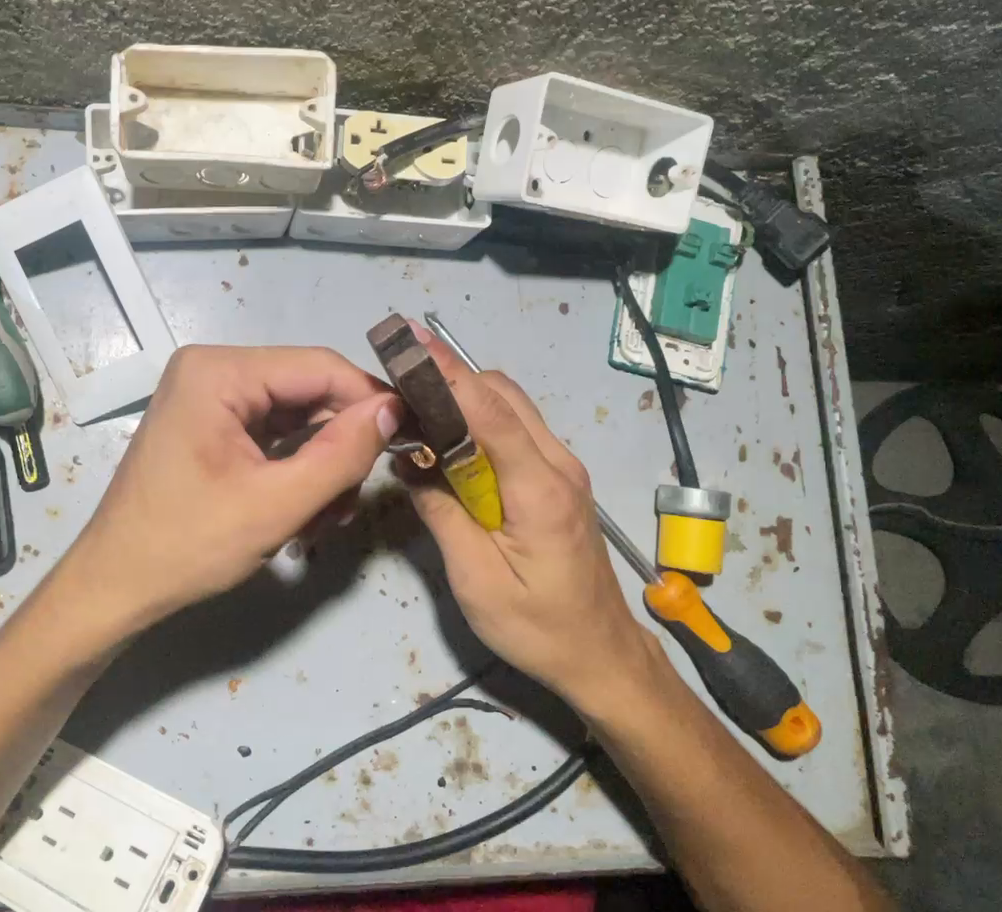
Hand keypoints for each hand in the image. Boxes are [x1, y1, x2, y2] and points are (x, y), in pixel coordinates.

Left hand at [58, 345, 400, 635]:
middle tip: (352, 502)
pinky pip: (275, 437)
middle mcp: (214, 371)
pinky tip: (307, 513)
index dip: (370, 400)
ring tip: (326, 520)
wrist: (115, 587)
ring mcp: (211, 399)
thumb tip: (393, 410)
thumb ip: (341, 454)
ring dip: (322, 467)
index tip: (409, 439)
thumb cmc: (186, 546)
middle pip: (309, 393)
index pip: (320, 367)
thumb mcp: (275, 505)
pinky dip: (297, 472)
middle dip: (340, 447)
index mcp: (219, 372)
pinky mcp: (213, 427)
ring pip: (298, 419)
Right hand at [400, 324, 659, 707]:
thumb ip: (442, 514)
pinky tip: (447, 440)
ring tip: (415, 407)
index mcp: (540, 490)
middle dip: (452, 379)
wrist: (601, 656)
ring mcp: (563, 471)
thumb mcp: (477, 581)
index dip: (449, 375)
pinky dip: (480, 423)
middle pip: (504, 396)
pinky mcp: (558, 482)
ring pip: (512, 408)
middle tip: (400, 381)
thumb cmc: (539, 628)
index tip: (410, 345)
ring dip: (466, 399)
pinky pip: (516, 432)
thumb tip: (408, 461)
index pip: (491, 413)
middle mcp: (558, 466)